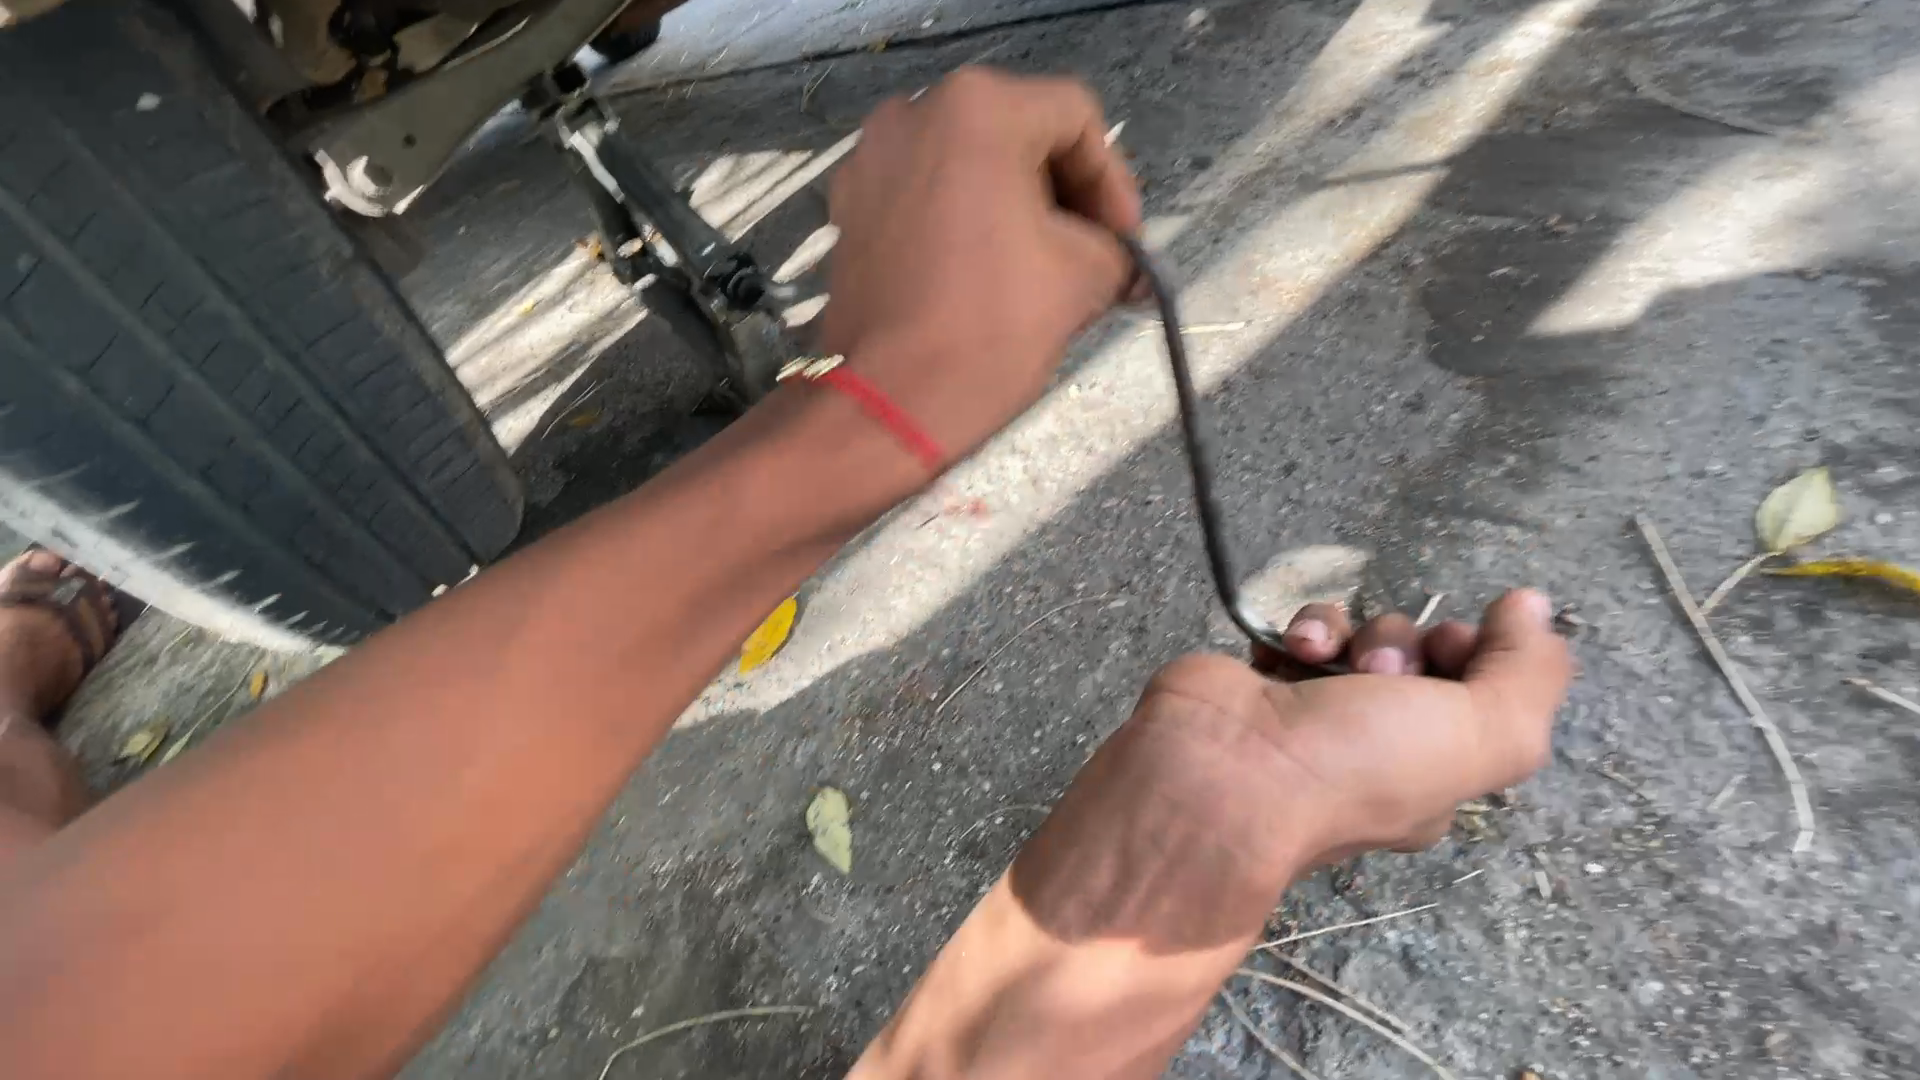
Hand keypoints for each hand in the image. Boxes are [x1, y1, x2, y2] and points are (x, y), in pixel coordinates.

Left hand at [820, 67, 1140, 461]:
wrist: (889, 406)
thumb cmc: (990, 332)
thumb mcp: (1081, 281)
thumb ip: (1116, 250)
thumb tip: (1123, 260)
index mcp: (977, 108)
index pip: (1075, 119)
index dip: (1113, 181)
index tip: (1125, 244)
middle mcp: (913, 114)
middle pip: (1017, 137)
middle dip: (1063, 199)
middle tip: (1090, 258)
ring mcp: (869, 163)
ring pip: (967, 170)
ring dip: (1014, 214)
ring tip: (1040, 274)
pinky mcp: (848, 213)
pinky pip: (925, 201)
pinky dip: (962, 228)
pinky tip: (982, 278)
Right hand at [1008, 589, 1571, 950]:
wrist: (1226, 770)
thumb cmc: (1359, 766)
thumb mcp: (1482, 734)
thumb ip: (1529, 669)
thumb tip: (1534, 605)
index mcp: (1438, 768)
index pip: (1478, 691)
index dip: (1475, 656)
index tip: (1454, 649)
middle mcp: (1381, 738)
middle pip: (1419, 655)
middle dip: (1406, 646)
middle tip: (1385, 672)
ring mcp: (1319, 704)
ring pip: (1360, 634)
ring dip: (1352, 634)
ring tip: (1324, 658)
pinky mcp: (1267, 674)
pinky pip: (1304, 629)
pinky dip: (1301, 630)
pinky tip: (1288, 650)